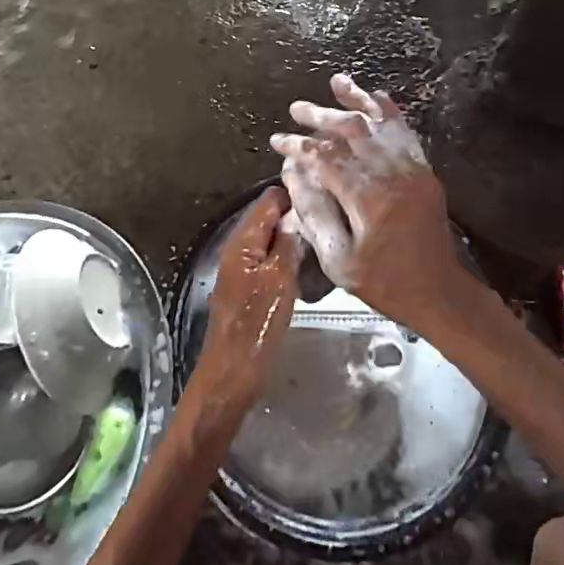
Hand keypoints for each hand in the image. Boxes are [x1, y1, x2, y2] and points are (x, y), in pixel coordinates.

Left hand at [198, 187, 301, 418]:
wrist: (234, 369)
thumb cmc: (257, 323)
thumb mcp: (279, 279)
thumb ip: (287, 243)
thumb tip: (298, 215)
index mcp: (242, 241)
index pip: (269, 200)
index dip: (294, 195)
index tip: (324, 198)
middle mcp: (238, 248)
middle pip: (269, 218)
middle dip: (296, 216)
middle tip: (329, 221)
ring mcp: (242, 267)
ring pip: (271, 239)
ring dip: (293, 238)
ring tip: (324, 241)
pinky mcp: (248, 285)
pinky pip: (270, 259)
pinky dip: (287, 257)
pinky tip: (307, 265)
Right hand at [269, 74, 476, 331]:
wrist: (439, 291)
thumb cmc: (383, 283)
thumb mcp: (337, 260)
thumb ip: (314, 213)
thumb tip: (293, 173)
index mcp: (368, 199)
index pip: (326, 158)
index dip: (299, 146)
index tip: (278, 142)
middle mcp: (393, 175)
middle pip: (353, 131)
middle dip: (321, 115)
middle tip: (296, 108)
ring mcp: (413, 170)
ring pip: (382, 123)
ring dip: (358, 100)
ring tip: (337, 81)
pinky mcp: (424, 171)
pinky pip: (406, 133)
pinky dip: (389, 112)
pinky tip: (376, 97)